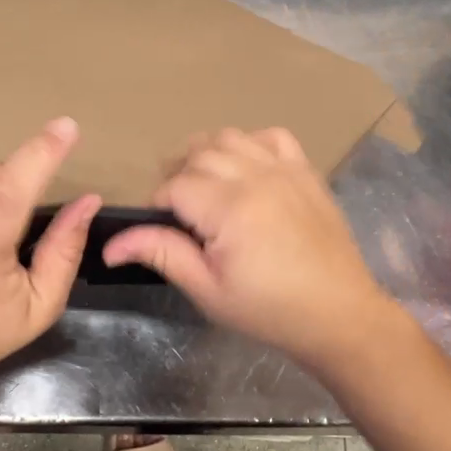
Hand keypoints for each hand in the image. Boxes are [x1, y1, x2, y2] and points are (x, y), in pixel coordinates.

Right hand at [102, 127, 397, 366]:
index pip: (175, 185)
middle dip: (179, 177)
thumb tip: (111, 244)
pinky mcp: (306, 172)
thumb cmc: (270, 310)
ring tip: (205, 187)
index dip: (159, 204)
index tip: (162, 231)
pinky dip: (250, 144)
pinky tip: (246, 169)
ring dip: (209, 155)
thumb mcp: (208, 290)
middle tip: (180, 214)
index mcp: (230, 207)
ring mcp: (285, 169)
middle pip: (199, 154)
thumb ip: (162, 254)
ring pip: (230, 138)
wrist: (339, 314)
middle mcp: (256, 176)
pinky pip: (271, 136)